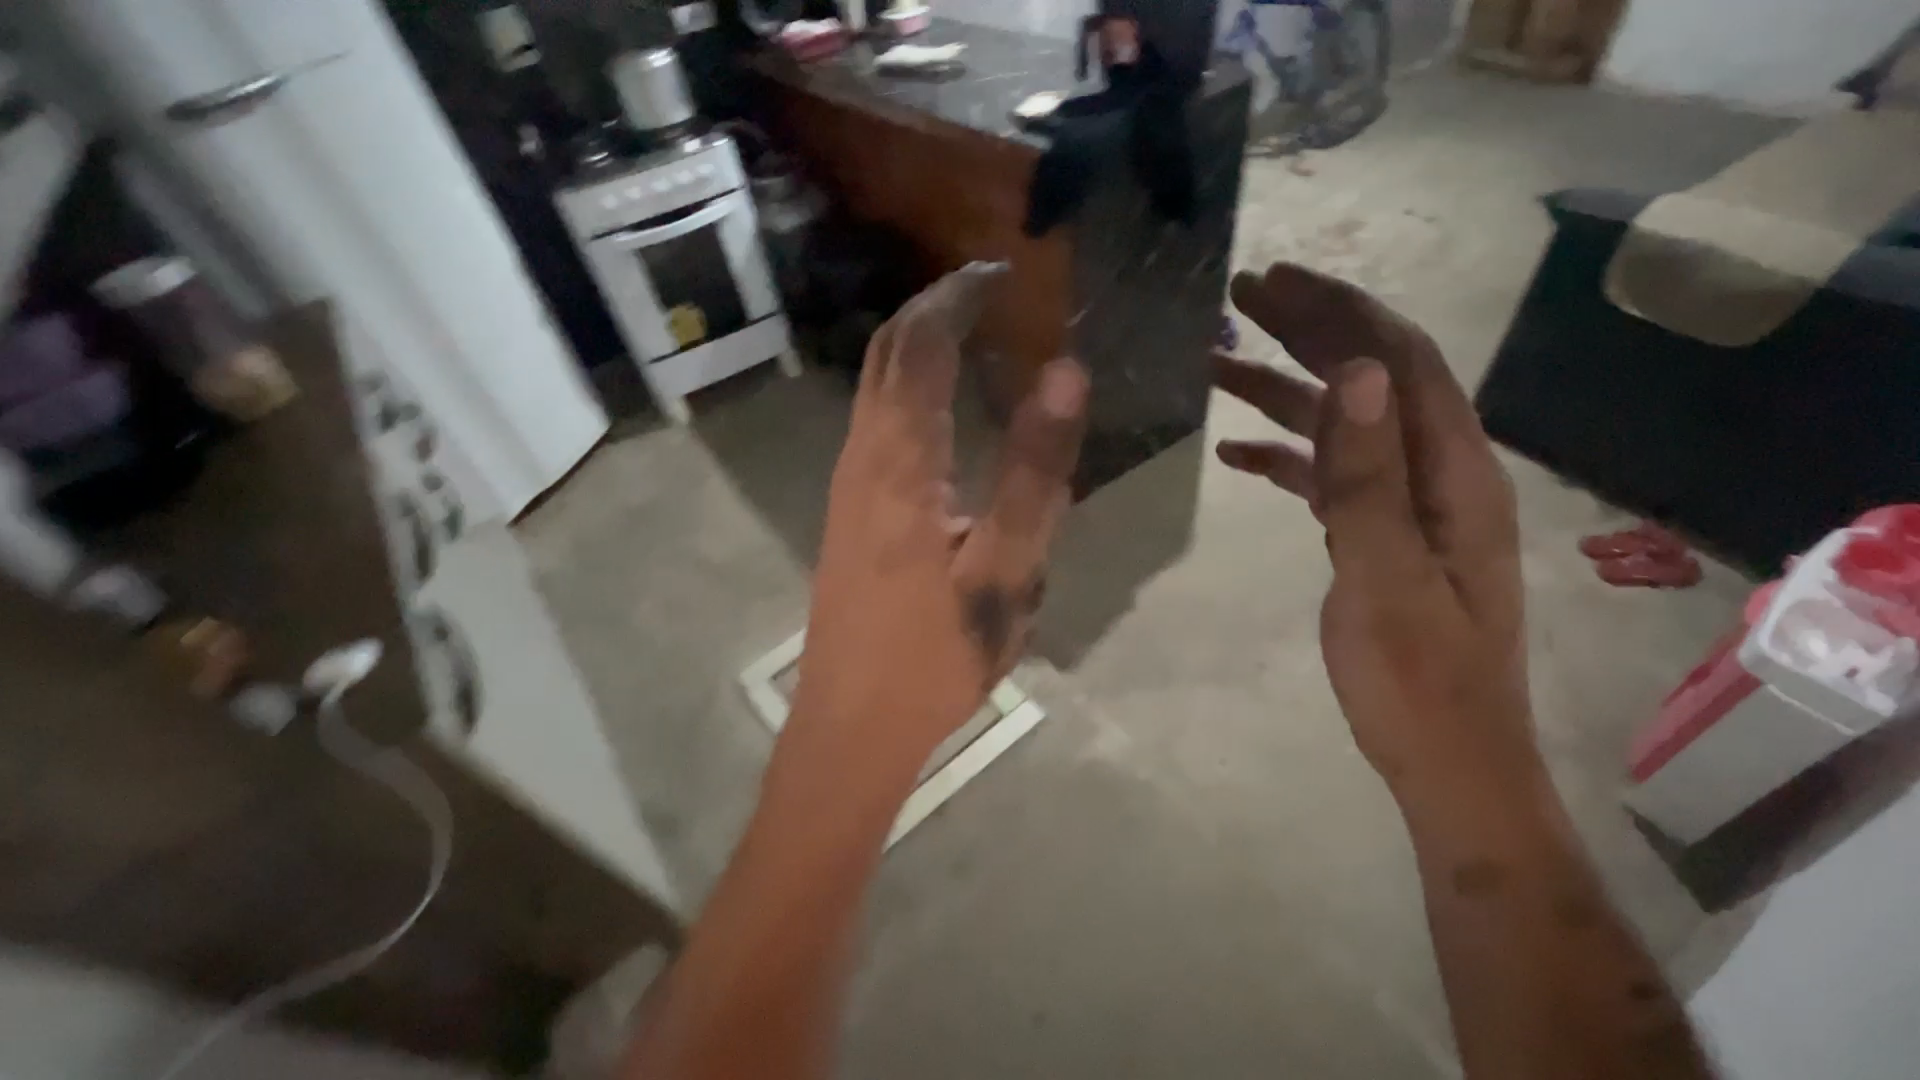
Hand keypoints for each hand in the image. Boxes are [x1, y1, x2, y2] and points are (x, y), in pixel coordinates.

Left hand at [792, 264, 1087, 760]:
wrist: (853, 725)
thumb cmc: (936, 655)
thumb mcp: (1005, 570)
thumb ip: (1035, 470)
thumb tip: (1065, 371)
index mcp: (899, 463)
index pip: (921, 344)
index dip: (958, 295)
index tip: (1004, 269)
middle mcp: (862, 459)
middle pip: (888, 355)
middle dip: (935, 308)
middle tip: (994, 289)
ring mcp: (849, 487)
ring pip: (877, 388)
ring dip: (919, 346)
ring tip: (978, 335)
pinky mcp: (851, 514)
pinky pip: (878, 424)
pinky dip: (911, 389)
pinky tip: (949, 413)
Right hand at [1212, 264, 1536, 794]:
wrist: (1449, 763)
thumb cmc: (1418, 682)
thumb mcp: (1386, 580)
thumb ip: (1368, 477)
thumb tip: (1357, 371)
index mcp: (1454, 475)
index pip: (1401, 362)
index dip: (1340, 312)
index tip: (1273, 282)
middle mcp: (1439, 475)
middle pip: (1374, 380)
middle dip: (1310, 331)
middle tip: (1239, 297)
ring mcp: (1411, 508)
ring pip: (1347, 425)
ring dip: (1287, 389)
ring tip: (1218, 362)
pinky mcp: (1382, 539)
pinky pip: (1333, 477)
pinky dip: (1288, 454)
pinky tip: (1236, 453)